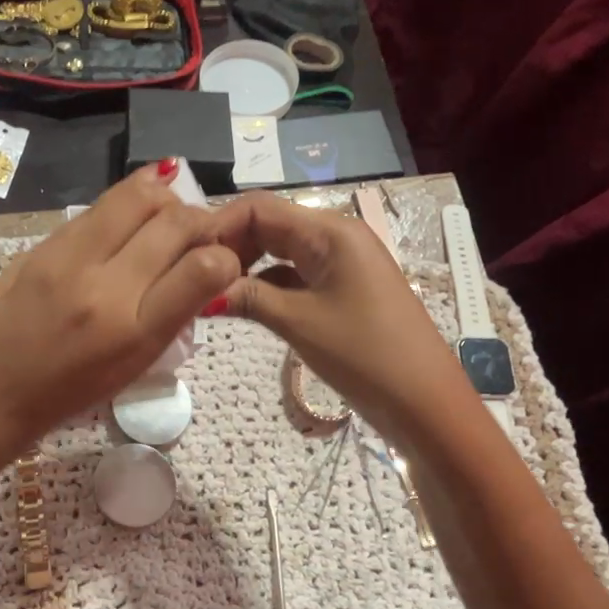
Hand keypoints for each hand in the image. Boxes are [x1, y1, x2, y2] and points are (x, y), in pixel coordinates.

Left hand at [0, 161, 240, 481]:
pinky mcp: (39, 247)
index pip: (205, 269)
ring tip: (160, 219)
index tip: (218, 260)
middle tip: (195, 232)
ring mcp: (70, 262)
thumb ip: (163, 320)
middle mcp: (108, 291)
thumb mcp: (126, 372)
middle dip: (200, 221)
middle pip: (176, 222)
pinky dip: (124, 205)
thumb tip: (197, 274)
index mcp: (135, 336)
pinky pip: (97, 208)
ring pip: (138, 197)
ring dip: (163, 201)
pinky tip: (125, 220)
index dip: (224, 256)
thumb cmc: (54, 401)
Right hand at [210, 193, 455, 428]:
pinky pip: (294, 273)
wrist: (425, 401)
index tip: (183, 256)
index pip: (258, 207)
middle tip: (189, 276)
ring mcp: (340, 262)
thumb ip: (247, 298)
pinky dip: (265, 283)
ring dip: (244, 265)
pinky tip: (239, 303)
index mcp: (329, 230)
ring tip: (207, 292)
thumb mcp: (298, 322)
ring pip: (279, 250)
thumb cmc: (364, 354)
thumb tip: (199, 292)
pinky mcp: (342, 287)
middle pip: (268, 224)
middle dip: (228, 245)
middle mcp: (335, 235)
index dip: (217, 225)